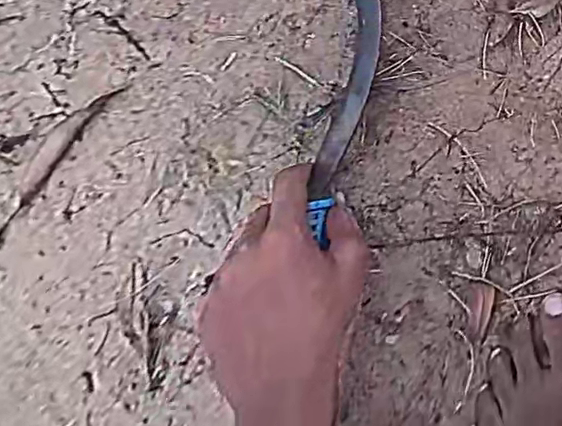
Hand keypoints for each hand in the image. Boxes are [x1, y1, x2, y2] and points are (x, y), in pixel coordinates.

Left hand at [199, 165, 369, 425]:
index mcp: (283, 240)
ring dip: (264, 251)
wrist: (283, 388)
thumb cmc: (318, 332)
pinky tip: (267, 301)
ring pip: (244, 248)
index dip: (301, 174)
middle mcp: (247, 256)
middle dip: (285, 220)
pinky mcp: (210, 310)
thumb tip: (334, 212)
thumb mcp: (352, 270)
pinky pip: (229, 279)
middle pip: (263, 215)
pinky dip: (247, 280)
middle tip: (305, 241)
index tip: (307, 174)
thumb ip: (346, 228)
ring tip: (286, 280)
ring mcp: (224, 284)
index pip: (287, 186)